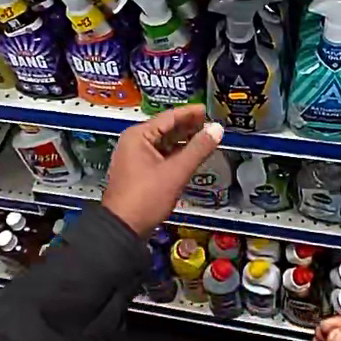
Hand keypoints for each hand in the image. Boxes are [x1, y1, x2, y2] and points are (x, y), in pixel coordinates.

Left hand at [100, 105, 221, 234]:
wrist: (123, 229)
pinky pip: (162, 156)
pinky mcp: (140, 173)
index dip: (190, 113)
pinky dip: (177, 154)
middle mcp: (134, 143)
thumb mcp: (176, 171)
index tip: (207, 110)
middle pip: (166, 129)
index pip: (169, 117)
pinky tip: (191, 156)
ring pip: (165, 143)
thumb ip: (198, 148)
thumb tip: (217, 129)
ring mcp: (135, 158)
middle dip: (188, 127)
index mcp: (138, 136)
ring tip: (204, 138)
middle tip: (209, 124)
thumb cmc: (145, 198)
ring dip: (184, 141)